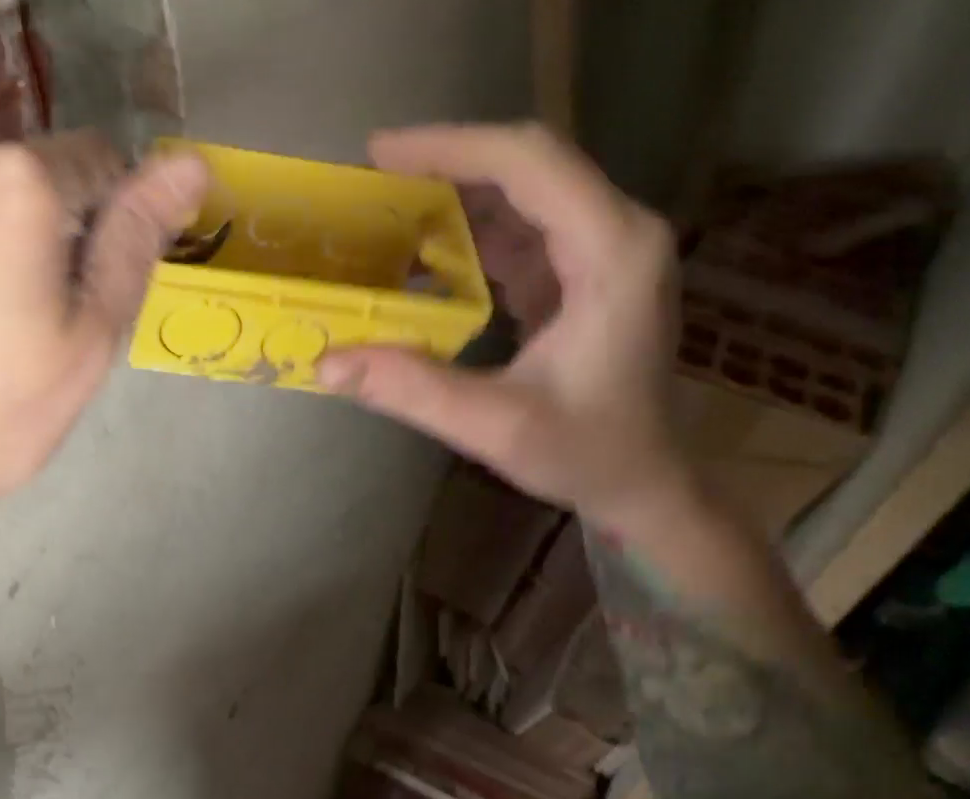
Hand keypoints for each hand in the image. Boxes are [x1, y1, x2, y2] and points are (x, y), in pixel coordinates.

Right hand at [317, 124, 693, 529]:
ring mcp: (598, 251)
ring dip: (447, 199)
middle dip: (441, 166)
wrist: (642, 479)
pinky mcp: (576, 274)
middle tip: (363, 183)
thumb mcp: (497, 426)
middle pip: (523, 166)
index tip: (377, 155)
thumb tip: (326, 361)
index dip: (451, 148)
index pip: (530, 164)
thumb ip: (415, 390)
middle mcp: (613, 233)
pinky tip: (413, 259)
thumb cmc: (588, 451)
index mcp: (611, 252)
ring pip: (516, 195)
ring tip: (377, 216)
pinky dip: (460, 236)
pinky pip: (513, 232)